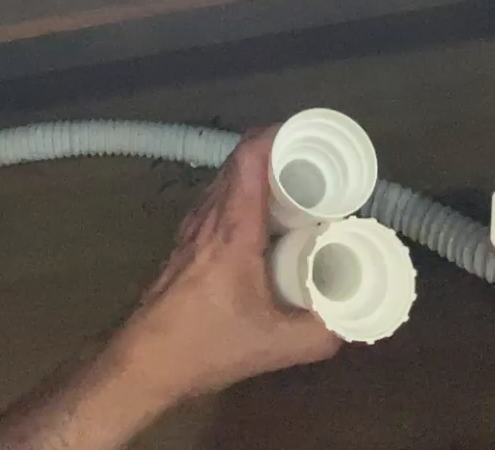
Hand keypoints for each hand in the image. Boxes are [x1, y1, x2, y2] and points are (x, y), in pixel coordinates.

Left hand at [107, 127, 342, 406]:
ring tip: (291, 183)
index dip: (277, 135)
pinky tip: (259, 215)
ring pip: (226, 176)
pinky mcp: (185, 238)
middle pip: (239, 160)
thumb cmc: (207, 344)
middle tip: (311, 162)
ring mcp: (193, 224)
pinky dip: (241, 190)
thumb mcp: (275, 346)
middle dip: (275, 149)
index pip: (249, 157)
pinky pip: (217, 196)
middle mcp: (210, 214)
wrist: (146, 359)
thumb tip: (349, 318)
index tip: (308, 137)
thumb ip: (320, 333)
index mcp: (232, 226)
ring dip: (256, 169)